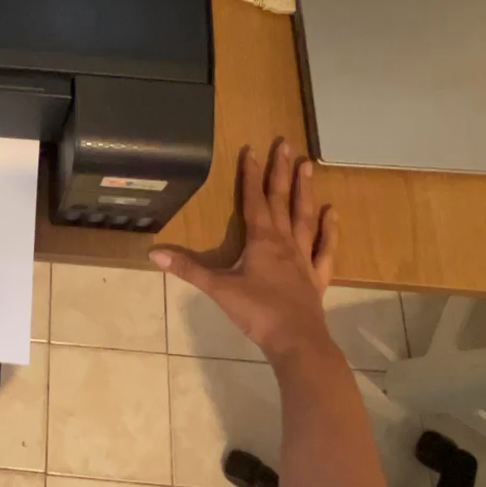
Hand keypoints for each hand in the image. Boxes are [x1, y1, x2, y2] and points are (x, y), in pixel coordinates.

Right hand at [151, 138, 339, 363]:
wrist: (297, 342)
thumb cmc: (257, 312)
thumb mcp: (218, 289)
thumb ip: (188, 269)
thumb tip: (153, 254)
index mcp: (261, 240)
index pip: (254, 199)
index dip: (250, 175)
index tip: (251, 150)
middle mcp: (284, 241)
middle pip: (282, 200)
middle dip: (281, 171)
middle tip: (286, 144)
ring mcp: (304, 257)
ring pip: (304, 217)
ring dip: (305, 191)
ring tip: (309, 166)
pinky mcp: (317, 276)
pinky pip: (325, 248)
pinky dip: (329, 230)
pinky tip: (332, 213)